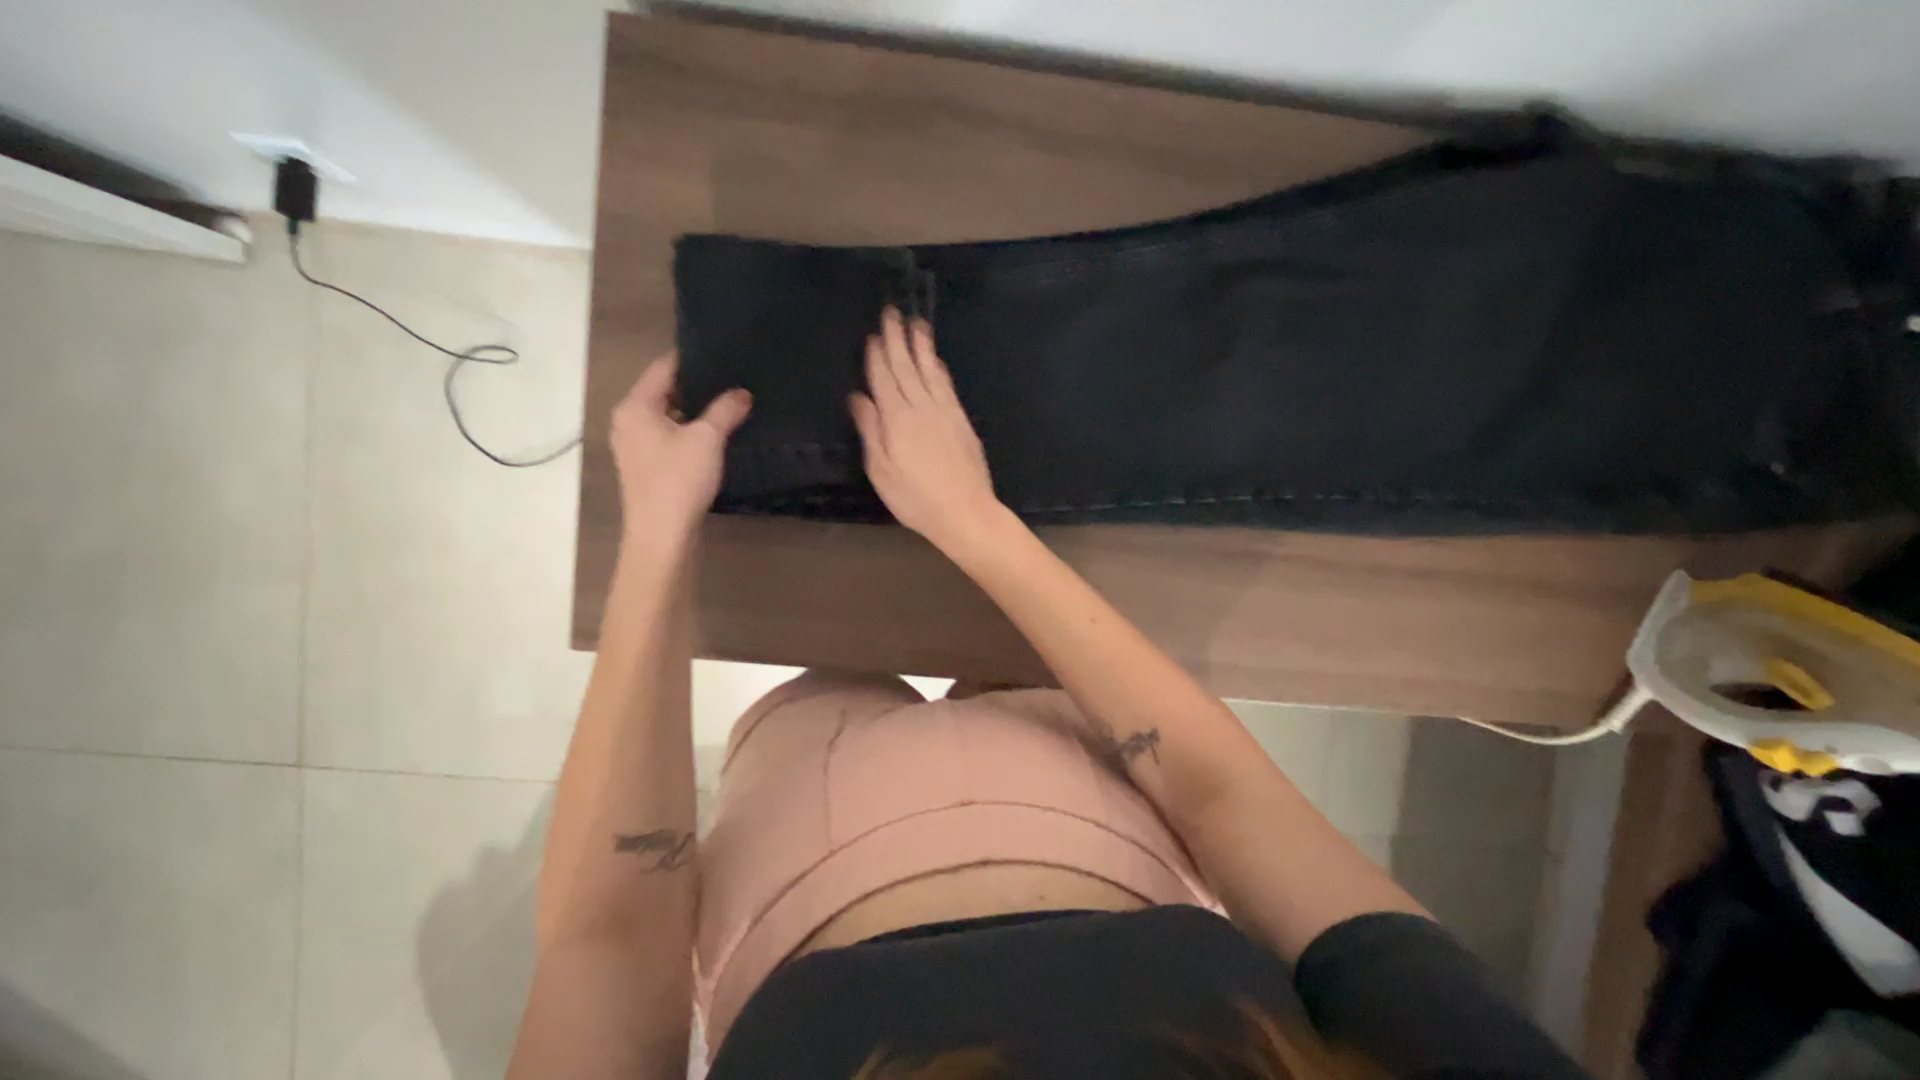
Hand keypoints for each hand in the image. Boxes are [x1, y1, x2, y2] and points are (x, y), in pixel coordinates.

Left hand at [610, 351, 750, 544]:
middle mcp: (628, 421)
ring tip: (730, 404)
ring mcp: (634, 446)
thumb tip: (742, 392)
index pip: (664, 367)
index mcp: (636, 406)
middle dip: (697, 386)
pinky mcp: (645, 467)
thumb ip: (725, 410)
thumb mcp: (707, 439)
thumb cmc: (679, 480)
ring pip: (667, 416)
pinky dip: (689, 432)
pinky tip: (716, 435)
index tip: (723, 353)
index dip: (694, 359)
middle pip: (664, 390)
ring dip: (695, 411)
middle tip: (732, 377)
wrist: (661, 536)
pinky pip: (668, 437)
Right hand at [849, 308, 1004, 553]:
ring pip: (929, 370)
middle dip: (897, 338)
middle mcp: (921, 406)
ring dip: (921, 345)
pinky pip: (946, 384)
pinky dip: (938, 368)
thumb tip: (858, 397)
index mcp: (896, 418)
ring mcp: (945, 411)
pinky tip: (935, 360)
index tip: (873, 332)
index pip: (883, 378)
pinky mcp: (961, 420)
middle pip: (906, 366)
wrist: (966, 511)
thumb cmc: (915, 498)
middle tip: (892, 312)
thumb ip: (871, 430)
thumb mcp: (881, 470)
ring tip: (916, 323)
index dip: (877, 354)